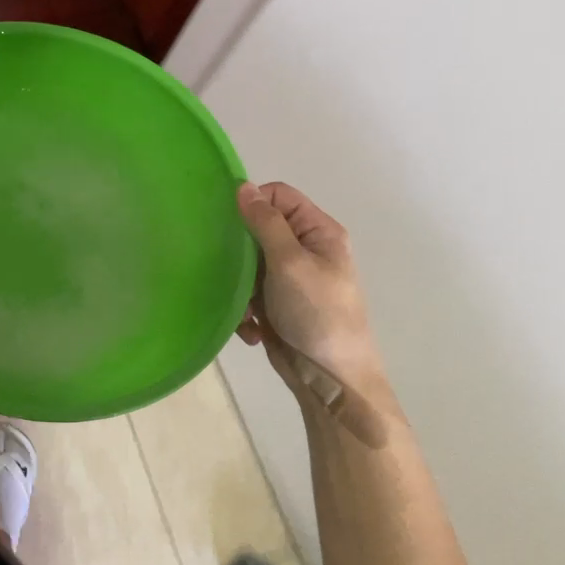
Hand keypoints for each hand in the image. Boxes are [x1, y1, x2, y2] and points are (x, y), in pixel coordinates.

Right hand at [235, 182, 384, 394]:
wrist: (331, 379)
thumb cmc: (317, 314)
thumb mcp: (290, 262)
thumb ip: (265, 222)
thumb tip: (242, 185)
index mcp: (319, 232)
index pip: (278, 196)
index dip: (253, 204)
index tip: (232, 226)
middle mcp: (305, 249)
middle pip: (258, 228)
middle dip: (240, 253)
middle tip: (232, 270)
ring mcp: (290, 278)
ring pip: (247, 263)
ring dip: (240, 287)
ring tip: (246, 310)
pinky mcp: (276, 303)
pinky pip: (248, 291)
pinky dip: (245, 309)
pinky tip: (251, 328)